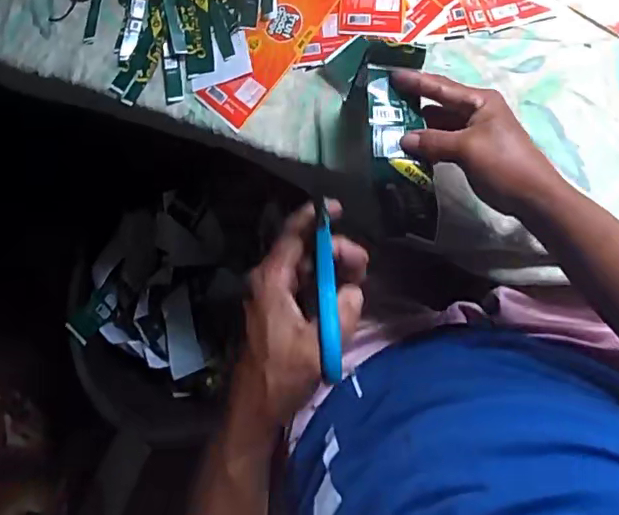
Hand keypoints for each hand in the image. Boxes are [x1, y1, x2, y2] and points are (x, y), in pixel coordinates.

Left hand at [229, 201, 367, 431]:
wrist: (255, 411)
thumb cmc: (280, 377)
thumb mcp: (317, 348)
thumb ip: (341, 315)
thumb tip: (355, 290)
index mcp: (271, 280)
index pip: (292, 234)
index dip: (314, 216)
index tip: (336, 208)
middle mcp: (269, 279)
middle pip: (305, 249)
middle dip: (335, 249)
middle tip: (363, 263)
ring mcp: (272, 293)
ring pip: (306, 266)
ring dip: (333, 267)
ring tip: (359, 278)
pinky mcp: (279, 308)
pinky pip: (304, 283)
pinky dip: (325, 282)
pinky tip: (344, 292)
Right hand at [390, 69, 569, 220]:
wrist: (536, 198)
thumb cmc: (504, 164)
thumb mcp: (467, 149)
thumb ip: (433, 141)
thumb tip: (403, 139)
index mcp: (480, 101)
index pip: (441, 87)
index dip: (416, 80)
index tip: (392, 74)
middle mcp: (478, 110)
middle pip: (440, 102)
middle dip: (415, 100)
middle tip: (386, 98)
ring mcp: (477, 131)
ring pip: (442, 123)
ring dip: (420, 125)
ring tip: (392, 122)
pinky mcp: (475, 150)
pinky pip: (446, 140)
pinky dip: (430, 142)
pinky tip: (412, 146)